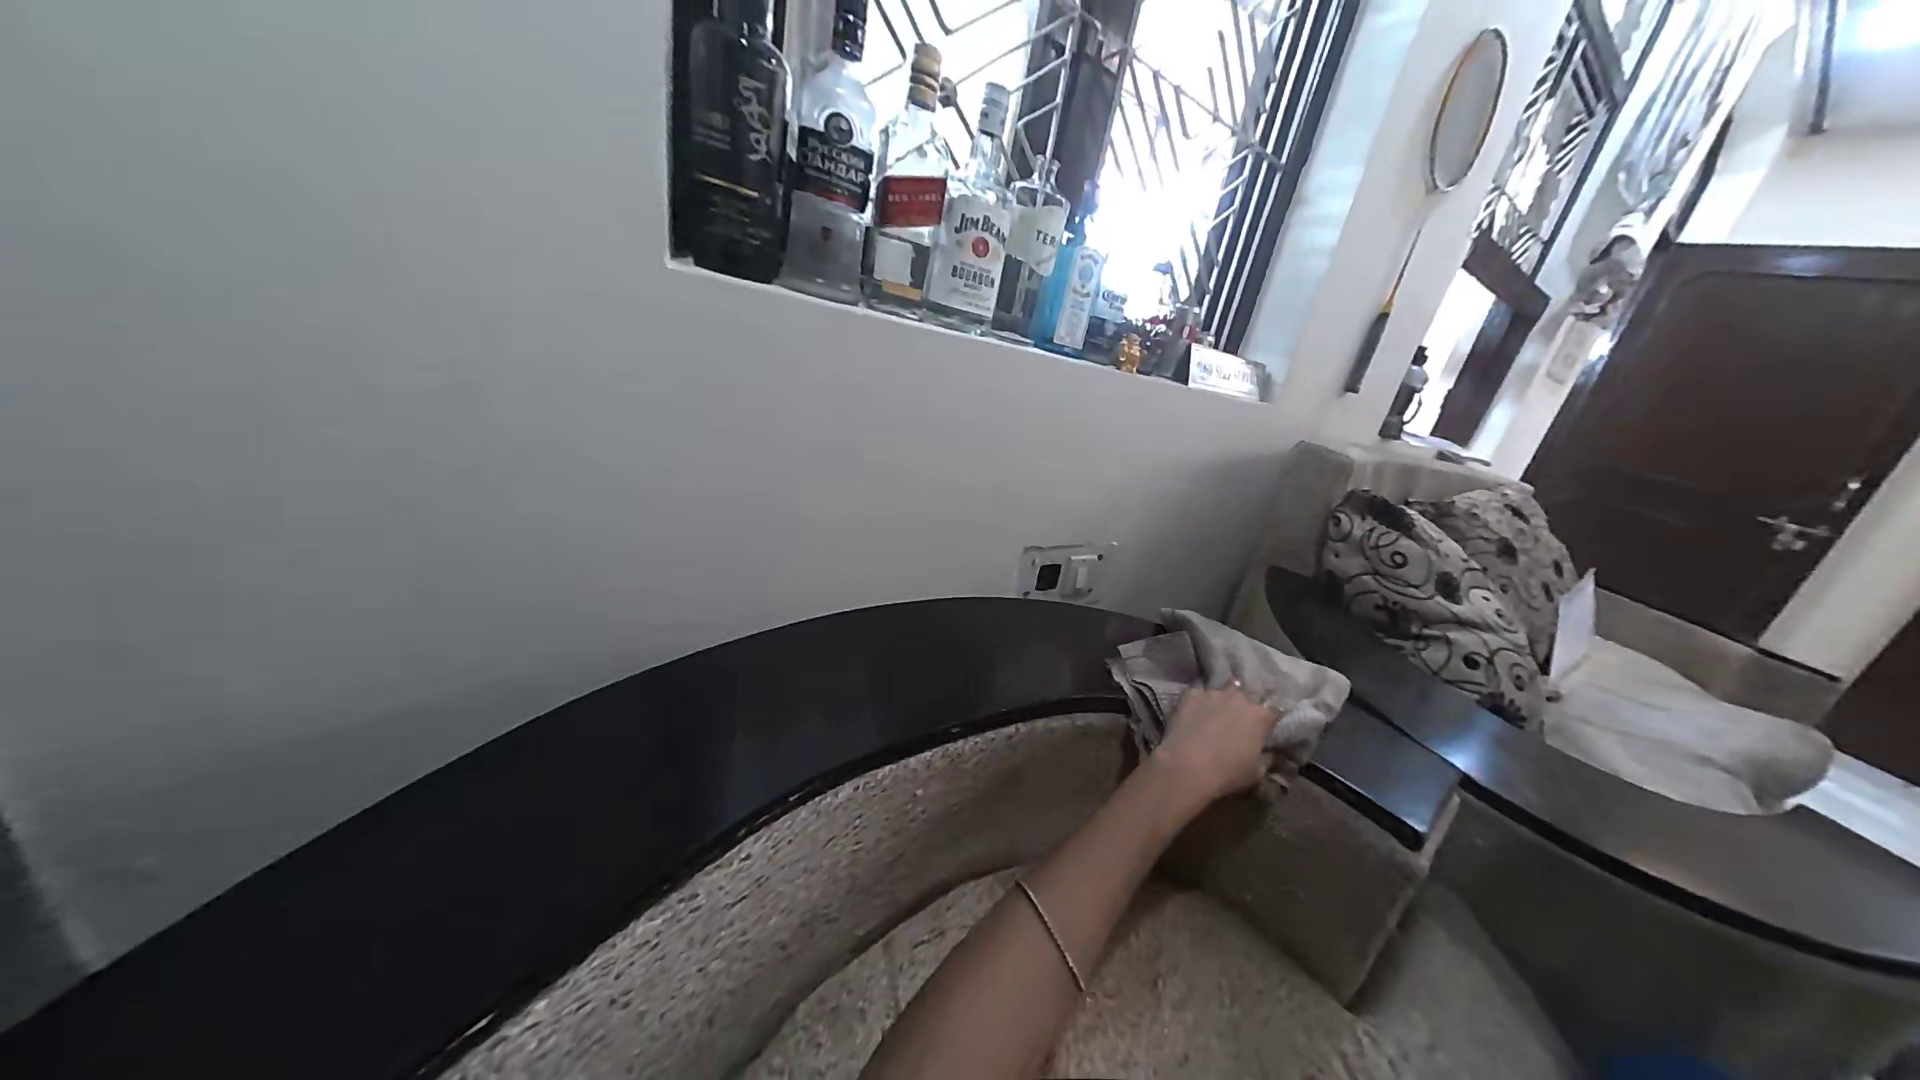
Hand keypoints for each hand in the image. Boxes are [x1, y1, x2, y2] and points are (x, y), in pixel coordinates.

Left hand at [1150, 683, 1276, 805]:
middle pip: (1245, 696)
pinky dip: (1198, 701)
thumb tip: (1270, 754)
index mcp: (1259, 716)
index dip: (1266, 721)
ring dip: (1221, 701)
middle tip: (1237, 720)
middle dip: (1244, 705)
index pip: (1271, 712)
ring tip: (1214, 714)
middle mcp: (1238, 698)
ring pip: (1221, 692)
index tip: (1263, 729)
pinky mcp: (1190, 694)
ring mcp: (1213, 694)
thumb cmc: (1228, 772)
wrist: (1188, 765)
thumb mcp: (1257, 773)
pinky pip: (1197, 694)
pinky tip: (1193, 712)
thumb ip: (1267, 759)